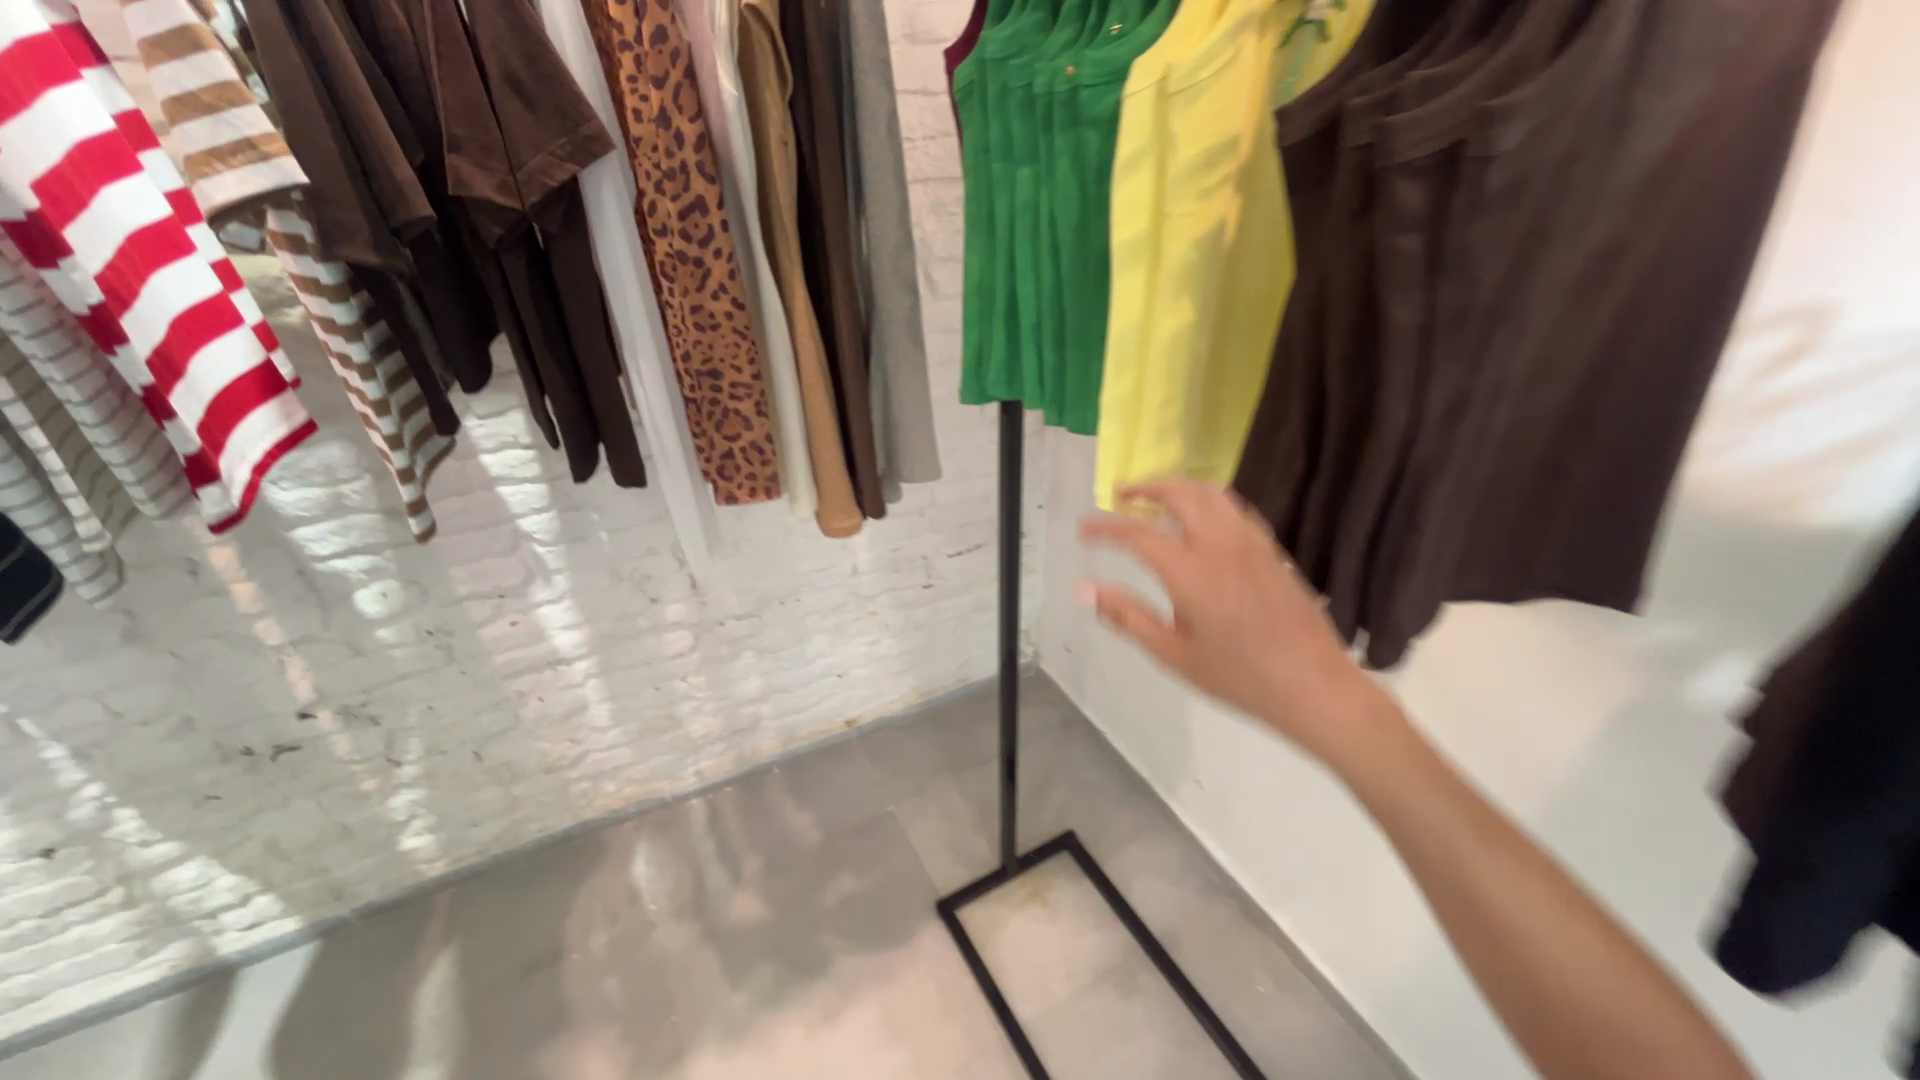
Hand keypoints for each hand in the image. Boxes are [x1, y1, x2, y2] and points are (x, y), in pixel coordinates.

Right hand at [1077, 480, 1397, 766]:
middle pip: (1180, 494)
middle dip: (1146, 487)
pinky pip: (1236, 510)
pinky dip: (1210, 502)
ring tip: (1160, 499)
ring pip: (1213, 494)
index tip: (1083, 529)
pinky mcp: (1272, 551)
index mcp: (1191, 572)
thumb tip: (1085, 590)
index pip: (1138, 534)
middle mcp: (1221, 545)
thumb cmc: (1237, 676)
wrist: (1312, 685)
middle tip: (1122, 495)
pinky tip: (1204, 522)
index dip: (1106, 528)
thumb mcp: (1173, 654)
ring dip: (1180, 488)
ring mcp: (1252, 544)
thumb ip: (1128, 616)